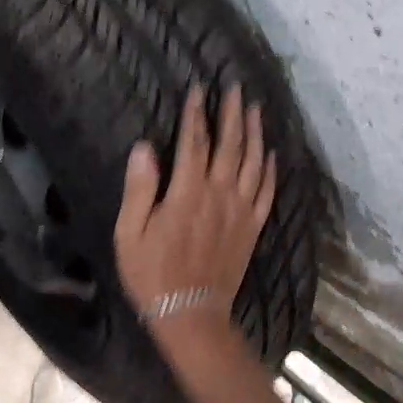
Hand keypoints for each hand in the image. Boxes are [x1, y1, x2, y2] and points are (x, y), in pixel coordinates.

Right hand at [114, 84, 276, 337]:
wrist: (190, 315)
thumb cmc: (152, 273)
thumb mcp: (130, 233)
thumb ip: (139, 188)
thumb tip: (144, 147)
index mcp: (187, 193)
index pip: (193, 143)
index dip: (196, 114)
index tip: (198, 89)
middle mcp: (219, 195)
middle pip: (229, 146)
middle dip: (232, 114)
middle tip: (236, 87)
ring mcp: (240, 212)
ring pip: (253, 163)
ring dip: (254, 134)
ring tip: (255, 110)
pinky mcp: (252, 229)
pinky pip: (266, 192)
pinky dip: (270, 170)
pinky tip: (271, 154)